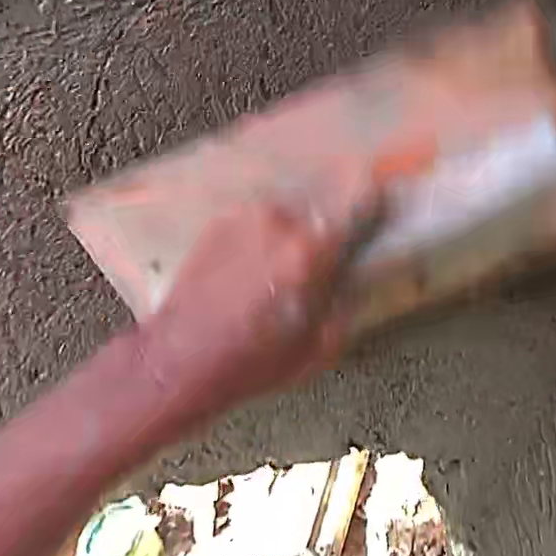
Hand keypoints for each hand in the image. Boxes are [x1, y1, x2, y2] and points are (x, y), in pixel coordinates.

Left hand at [134, 171, 381, 420]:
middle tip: (334, 239)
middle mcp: (281, 221)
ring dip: (301, 220)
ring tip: (291, 254)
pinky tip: (261, 258)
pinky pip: (264, 213)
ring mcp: (247, 216)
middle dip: (336, 212)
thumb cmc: (252, 363)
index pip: (359, 193)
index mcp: (311, 250)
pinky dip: (272, 227)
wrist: (172, 363)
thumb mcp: (319, 345)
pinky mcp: (222, 219)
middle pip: (327, 192)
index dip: (376, 191)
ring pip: (294, 202)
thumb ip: (348, 300)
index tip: (382, 195)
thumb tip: (360, 274)